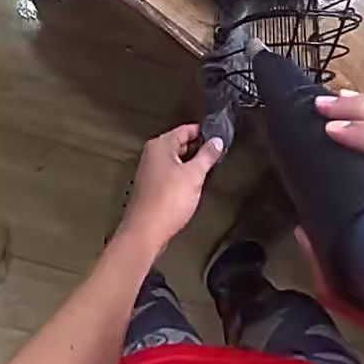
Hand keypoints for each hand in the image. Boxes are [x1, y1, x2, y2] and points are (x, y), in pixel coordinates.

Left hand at [116, 124, 223, 252]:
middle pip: (180, 144)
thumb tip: (216, 142)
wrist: (146, 233)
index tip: (217, 135)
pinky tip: (194, 184)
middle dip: (198, 148)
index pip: (185, 130)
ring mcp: (150, 172)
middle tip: (216, 152)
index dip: (203, 132)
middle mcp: (152, 156)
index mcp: (160, 145)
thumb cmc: (166, 201)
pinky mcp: (152, 188)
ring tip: (208, 168)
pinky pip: (171, 175)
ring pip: (176, 160)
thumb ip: (207, 155)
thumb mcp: (194, 174)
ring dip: (191, 164)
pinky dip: (183, 176)